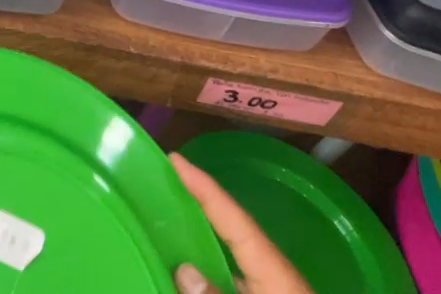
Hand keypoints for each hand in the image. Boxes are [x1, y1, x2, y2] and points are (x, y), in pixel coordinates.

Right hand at [170, 153, 314, 293]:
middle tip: (164, 183)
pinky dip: (214, 275)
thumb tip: (184, 270)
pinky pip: (237, 284)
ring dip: (205, 244)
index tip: (175, 159)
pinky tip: (191, 278)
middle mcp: (276, 281)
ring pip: (234, 264)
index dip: (205, 188)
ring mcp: (275, 293)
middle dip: (202, 209)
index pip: (235, 221)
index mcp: (276, 275)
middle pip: (235, 236)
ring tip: (167, 226)